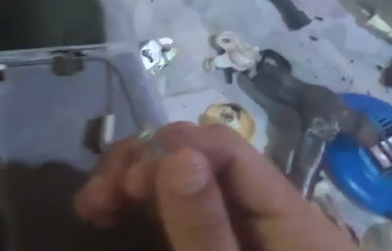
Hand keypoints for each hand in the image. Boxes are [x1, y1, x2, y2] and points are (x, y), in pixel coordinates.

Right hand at [74, 123, 355, 250]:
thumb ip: (207, 230)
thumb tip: (174, 151)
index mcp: (299, 224)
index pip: (227, 149)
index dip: (170, 150)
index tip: (125, 186)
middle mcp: (279, 217)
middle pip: (203, 159)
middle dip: (141, 166)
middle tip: (94, 198)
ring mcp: (253, 234)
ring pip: (187, 178)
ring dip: (134, 182)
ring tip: (92, 206)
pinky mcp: (231, 247)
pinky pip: (186, 207)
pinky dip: (145, 205)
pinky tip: (111, 212)